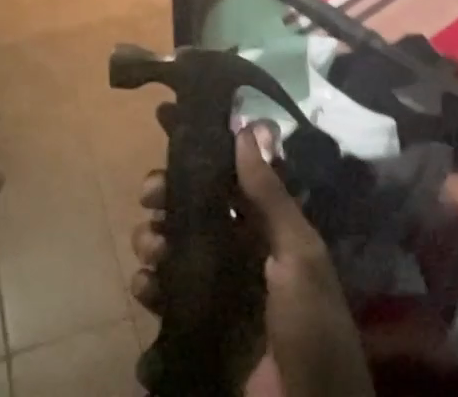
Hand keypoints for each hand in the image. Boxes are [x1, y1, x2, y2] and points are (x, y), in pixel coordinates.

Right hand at [129, 129, 373, 396]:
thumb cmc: (311, 326)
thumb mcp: (298, 256)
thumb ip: (270, 196)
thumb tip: (247, 130)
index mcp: (272, 231)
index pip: (230, 180)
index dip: (201, 157)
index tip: (167, 135)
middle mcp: (242, 253)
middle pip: (195, 211)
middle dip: (168, 198)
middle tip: (150, 197)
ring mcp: (218, 291)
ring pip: (175, 248)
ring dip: (155, 239)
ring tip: (151, 250)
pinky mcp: (198, 327)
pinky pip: (165, 295)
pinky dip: (150, 285)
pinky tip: (147, 288)